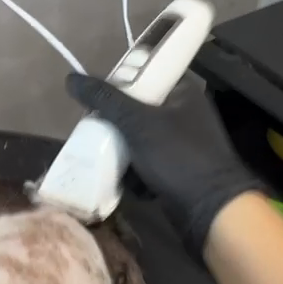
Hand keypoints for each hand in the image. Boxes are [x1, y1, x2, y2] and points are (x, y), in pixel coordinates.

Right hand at [67, 73, 263, 257]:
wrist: (211, 210)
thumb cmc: (178, 156)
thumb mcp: (137, 122)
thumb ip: (105, 99)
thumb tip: (71, 78)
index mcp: (181, 91)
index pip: (143, 73)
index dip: (118, 82)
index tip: (96, 98)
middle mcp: (182, 112)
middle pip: (135, 107)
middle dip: (113, 122)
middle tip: (93, 129)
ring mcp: (180, 142)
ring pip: (137, 136)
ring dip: (120, 148)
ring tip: (101, 155)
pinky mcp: (176, 168)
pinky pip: (145, 161)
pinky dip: (133, 169)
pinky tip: (121, 179)